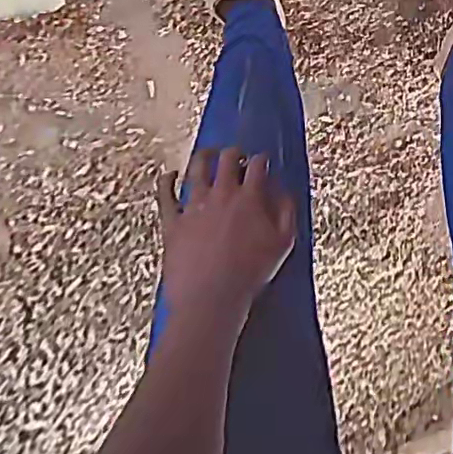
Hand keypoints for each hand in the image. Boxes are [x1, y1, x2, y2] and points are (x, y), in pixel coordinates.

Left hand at [155, 147, 295, 330]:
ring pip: (197, 168)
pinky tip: (171, 174)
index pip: (258, 164)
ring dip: (204, 157)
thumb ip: (287, 212)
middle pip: (227, 158)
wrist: (209, 300)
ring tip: (208, 154)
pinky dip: (167, 181)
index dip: (262, 159)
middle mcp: (221, 194)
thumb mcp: (283, 244)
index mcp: (249, 197)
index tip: (263, 162)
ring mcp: (194, 206)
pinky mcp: (173, 222)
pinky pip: (166, 195)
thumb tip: (285, 193)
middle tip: (237, 157)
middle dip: (235, 153)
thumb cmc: (249, 274)